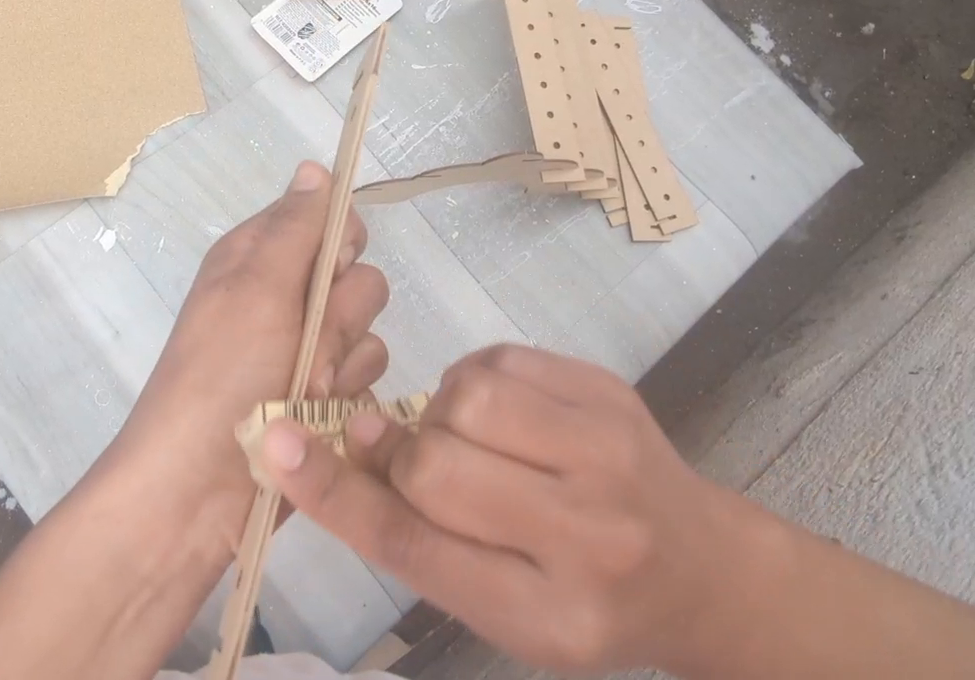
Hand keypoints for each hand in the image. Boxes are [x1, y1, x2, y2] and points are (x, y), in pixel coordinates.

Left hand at [105, 160, 392, 548]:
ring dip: (343, 362)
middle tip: (307, 342)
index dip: (340, 241)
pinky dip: (345, 400)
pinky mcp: (324, 400)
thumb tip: (315, 165)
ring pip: (369, 332)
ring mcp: (306, 353)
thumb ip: (296, 226)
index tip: (330, 266)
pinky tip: (317, 419)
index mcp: (258, 259)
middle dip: (342, 312)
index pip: (327, 219)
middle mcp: (284, 298)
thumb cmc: (223, 373)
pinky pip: (368, 382)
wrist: (198, 489)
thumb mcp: (257, 287)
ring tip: (303, 391)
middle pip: (359, 277)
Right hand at [257, 343, 752, 675]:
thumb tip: (340, 443)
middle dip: (404, 454)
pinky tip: (508, 416)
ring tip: (474, 440)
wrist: (698, 567)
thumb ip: (415, 534)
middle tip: (421, 461)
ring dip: (444, 414)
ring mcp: (611, 453)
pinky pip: (499, 359)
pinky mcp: (611, 391)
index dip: (335, 493)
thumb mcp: (496, 603)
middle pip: (435, 464)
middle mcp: (589, 537)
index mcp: (546, 615)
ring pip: (467, 397)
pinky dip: (478, 381)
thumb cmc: (580, 599)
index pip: (415, 547)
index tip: (276, 441)